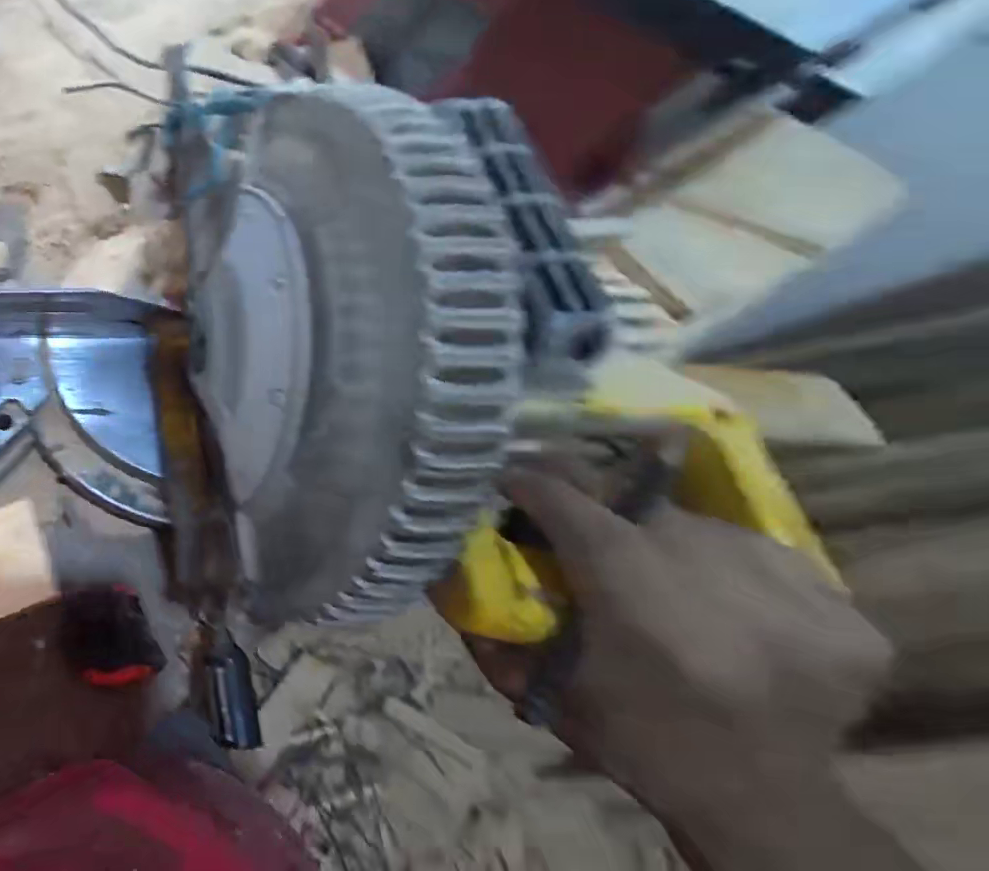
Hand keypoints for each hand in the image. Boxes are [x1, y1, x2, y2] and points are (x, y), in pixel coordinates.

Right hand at [478, 465, 892, 834]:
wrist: (757, 803)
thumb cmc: (630, 736)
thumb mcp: (541, 685)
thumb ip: (486, 623)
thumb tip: (440, 566)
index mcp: (634, 599)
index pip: (570, 502)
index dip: (531, 483)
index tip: (508, 480)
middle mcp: (715, 583)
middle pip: (636, 505)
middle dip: (594, 506)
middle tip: (572, 520)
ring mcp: (791, 597)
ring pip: (701, 525)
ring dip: (662, 535)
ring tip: (647, 563)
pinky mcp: (845, 616)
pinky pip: (764, 554)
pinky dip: (727, 561)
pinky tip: (713, 592)